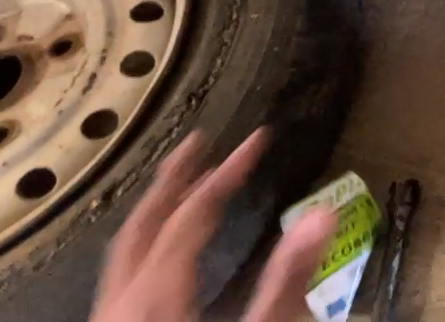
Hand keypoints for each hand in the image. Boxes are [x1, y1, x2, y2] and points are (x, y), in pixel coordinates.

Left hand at [91, 130, 337, 321]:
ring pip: (123, 257)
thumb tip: (323, 212)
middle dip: (172, 181)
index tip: (260, 139)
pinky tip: (166, 257)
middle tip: (201, 142)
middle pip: (140, 230)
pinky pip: (122, 281)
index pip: (193, 214)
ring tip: (183, 186)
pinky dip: (146, 249)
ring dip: (154, 213)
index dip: (228, 171)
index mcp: (155, 298)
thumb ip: (287, 279)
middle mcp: (121, 308)